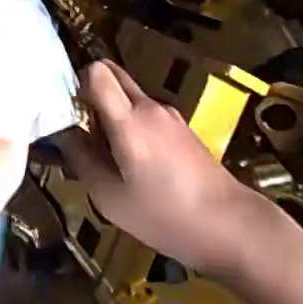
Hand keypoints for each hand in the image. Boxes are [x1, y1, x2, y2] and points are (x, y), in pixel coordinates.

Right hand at [55, 60, 279, 275]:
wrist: (240, 232)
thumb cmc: (169, 217)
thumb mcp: (111, 199)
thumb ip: (80, 160)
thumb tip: (62, 135)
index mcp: (129, 119)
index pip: (96, 71)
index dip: (76, 82)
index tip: (69, 110)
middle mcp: (150, 107)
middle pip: (112, 73)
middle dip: (91, 89)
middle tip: (82, 124)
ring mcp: (170, 117)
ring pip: (129, 96)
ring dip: (112, 110)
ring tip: (107, 152)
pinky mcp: (184, 131)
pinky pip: (146, 114)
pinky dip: (133, 125)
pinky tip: (135, 163)